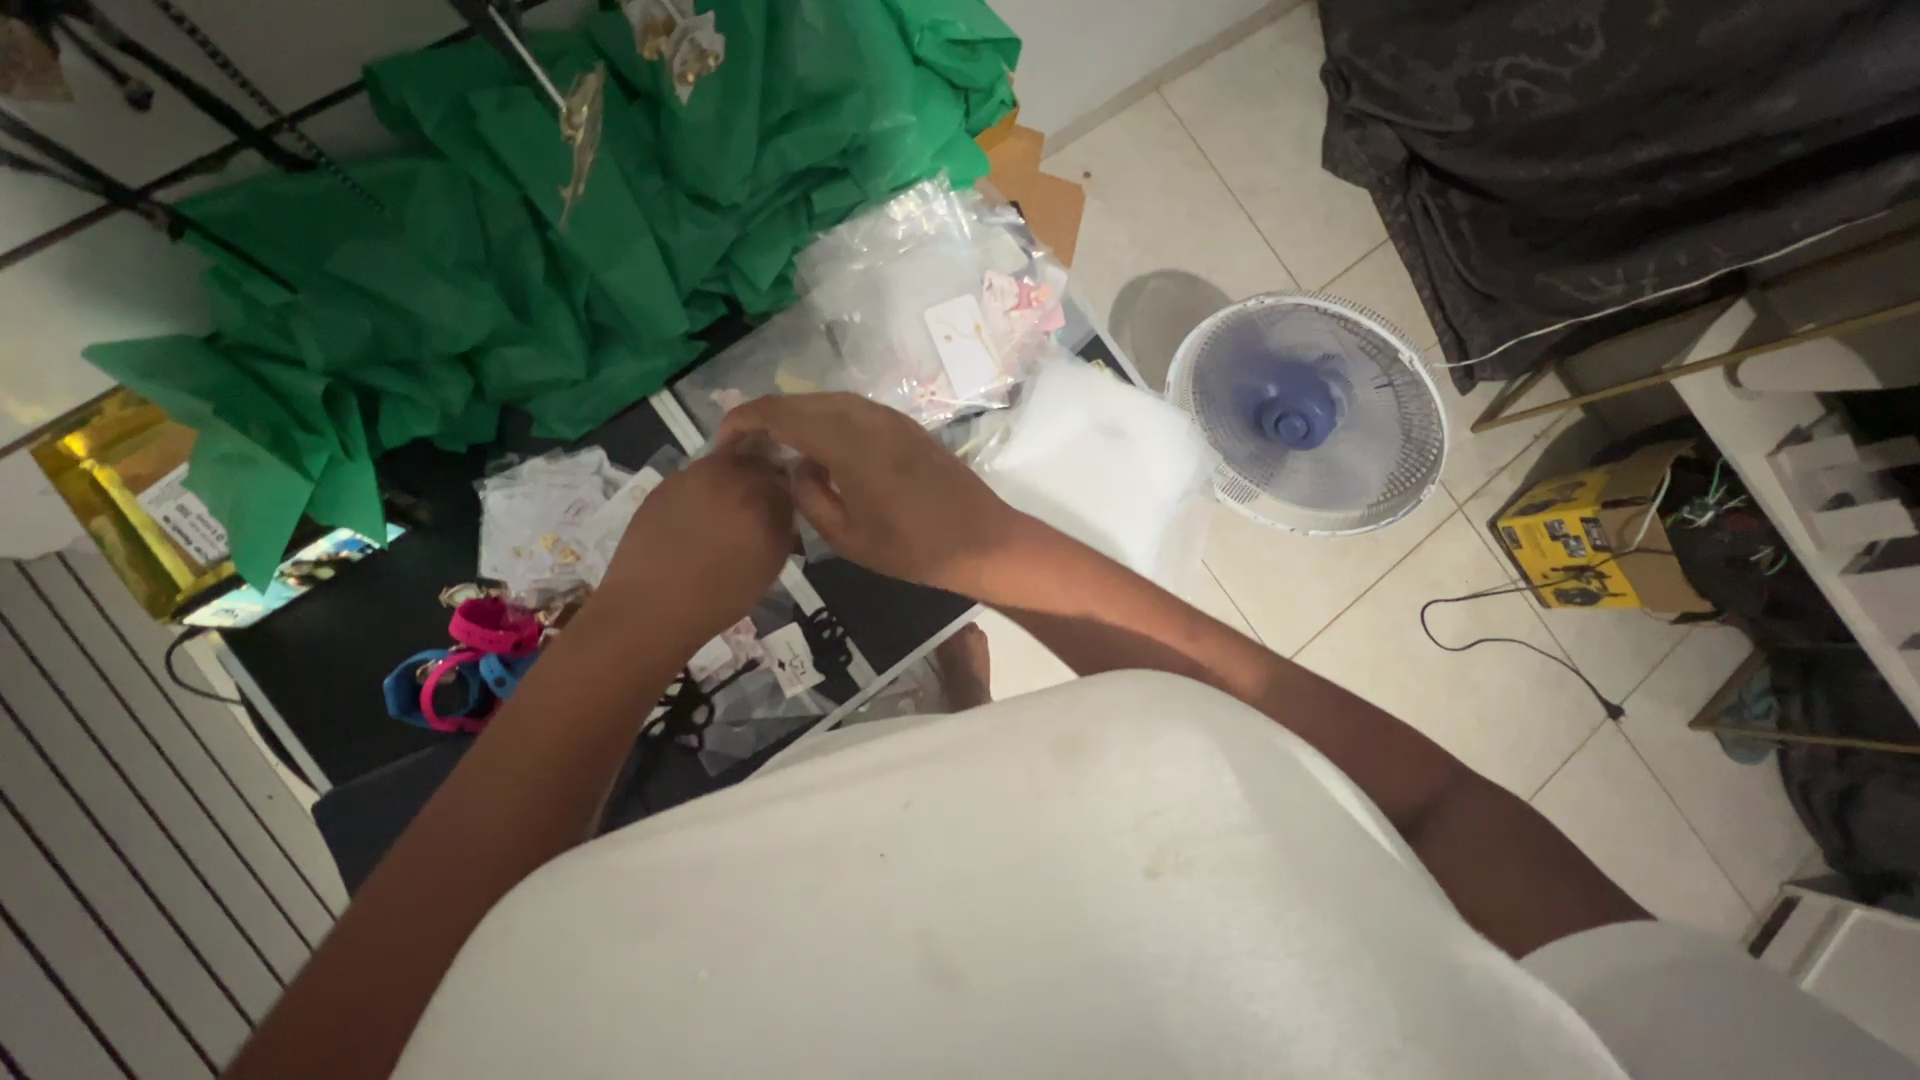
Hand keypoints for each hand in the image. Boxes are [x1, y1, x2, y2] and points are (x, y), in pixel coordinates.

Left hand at [595, 448, 794, 644]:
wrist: (652, 606)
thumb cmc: (718, 598)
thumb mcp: (768, 568)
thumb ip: (783, 531)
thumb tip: (783, 511)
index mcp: (764, 504)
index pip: (789, 482)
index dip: (786, 494)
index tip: (781, 508)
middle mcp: (732, 480)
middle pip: (759, 461)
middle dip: (762, 477)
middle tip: (756, 503)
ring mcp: (695, 476)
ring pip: (726, 462)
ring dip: (733, 478)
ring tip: (725, 508)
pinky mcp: (667, 482)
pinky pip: (696, 474)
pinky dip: (704, 487)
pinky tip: (697, 514)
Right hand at [718, 393, 1026, 595]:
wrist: (982, 541)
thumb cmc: (913, 549)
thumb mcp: (847, 537)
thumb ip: (809, 496)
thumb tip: (794, 467)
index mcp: (848, 442)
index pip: (781, 413)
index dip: (744, 421)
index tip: (723, 442)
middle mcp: (868, 417)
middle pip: (803, 401)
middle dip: (767, 417)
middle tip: (745, 446)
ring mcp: (891, 418)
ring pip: (829, 401)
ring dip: (798, 416)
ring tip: (776, 445)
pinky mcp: (907, 426)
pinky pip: (855, 410)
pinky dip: (827, 420)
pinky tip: (820, 447)